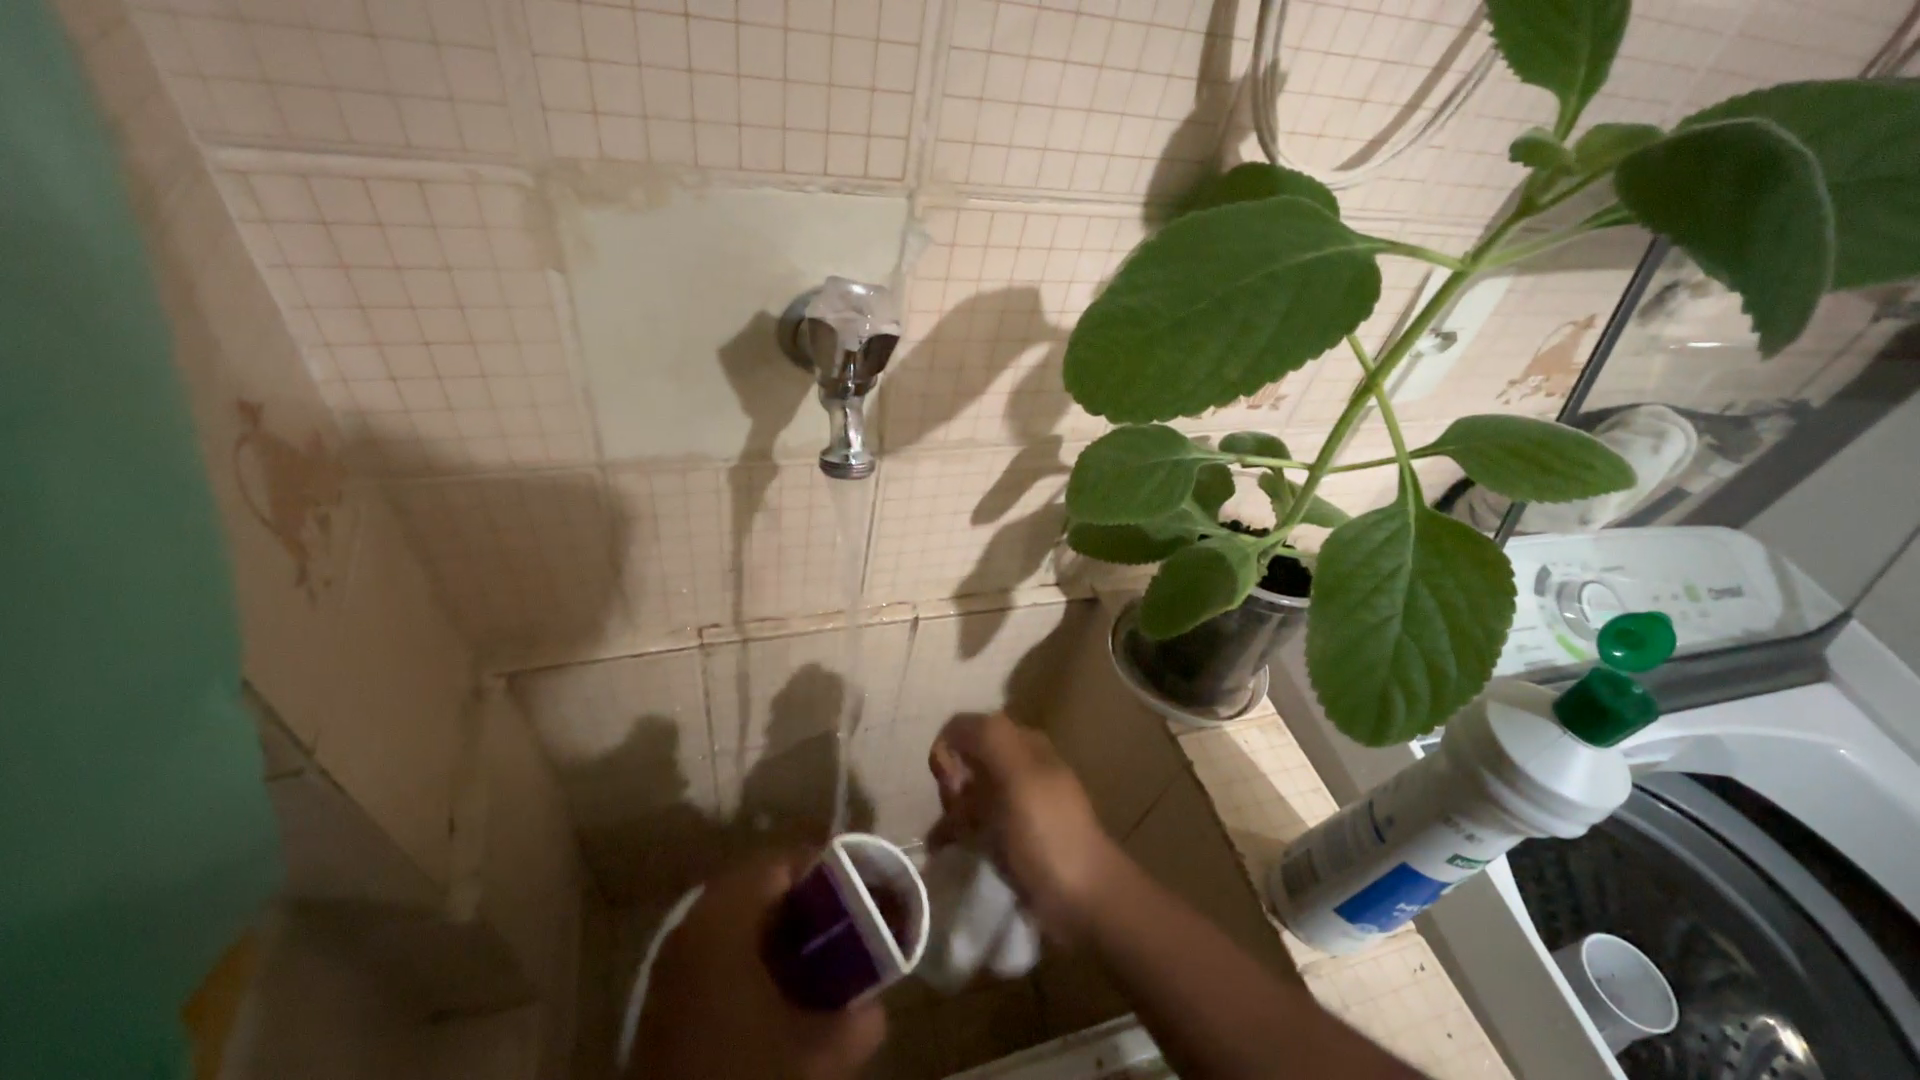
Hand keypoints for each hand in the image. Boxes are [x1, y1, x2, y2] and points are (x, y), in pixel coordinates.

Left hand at [630, 850, 885, 1079]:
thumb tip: (873, 1004)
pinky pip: (716, 955)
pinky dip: (751, 961)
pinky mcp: (664, 997)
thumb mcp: (820, 1052)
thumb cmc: (747, 1073)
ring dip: (777, 935)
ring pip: (735, 924)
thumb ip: (861, 1018)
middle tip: (843, 929)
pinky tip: (779, 995)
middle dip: (803, 905)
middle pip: (756, 890)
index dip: (824, 872)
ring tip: (817, 963)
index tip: (859, 894)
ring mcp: (671, 962)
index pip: (779, 863)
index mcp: (724, 919)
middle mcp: (691, 926)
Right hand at [927, 712, 1123, 941]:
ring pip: (968, 795)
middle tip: (959, 815)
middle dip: (951, 786)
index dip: (950, 753)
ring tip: (944, 840)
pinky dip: (955, 833)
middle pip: (965, 762)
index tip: (953, 786)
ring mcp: (1016, 805)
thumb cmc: (1047, 832)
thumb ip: (985, 737)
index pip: (967, 729)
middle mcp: (1019, 768)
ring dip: (950, 812)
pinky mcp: (1013, 838)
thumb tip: (950, 732)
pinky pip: (975, 825)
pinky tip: (944, 849)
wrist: (1083, 898)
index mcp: (1024, 745)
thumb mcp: (1018, 773)